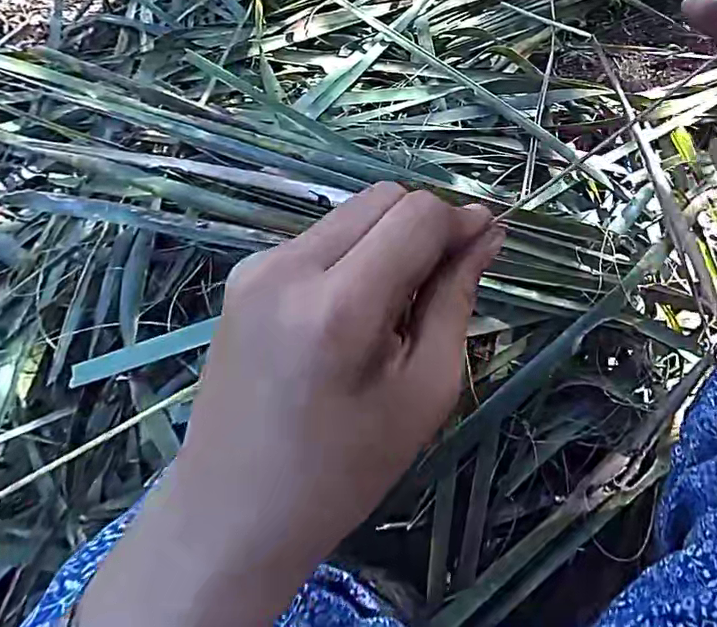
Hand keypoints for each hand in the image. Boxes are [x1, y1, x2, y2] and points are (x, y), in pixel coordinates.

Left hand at [77, 183, 503, 626]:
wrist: (230, 517)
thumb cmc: (343, 470)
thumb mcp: (425, 390)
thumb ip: (456, 297)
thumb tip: (486, 234)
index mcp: (338, 306)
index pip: (417, 214)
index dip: (460, 221)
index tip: (485, 243)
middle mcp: (289, 267)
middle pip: (385, 198)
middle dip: (426, 224)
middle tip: (444, 276)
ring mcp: (259, 265)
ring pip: (355, 212)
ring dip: (391, 236)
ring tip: (397, 300)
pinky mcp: (245, 273)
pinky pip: (324, 235)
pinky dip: (357, 251)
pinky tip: (355, 308)